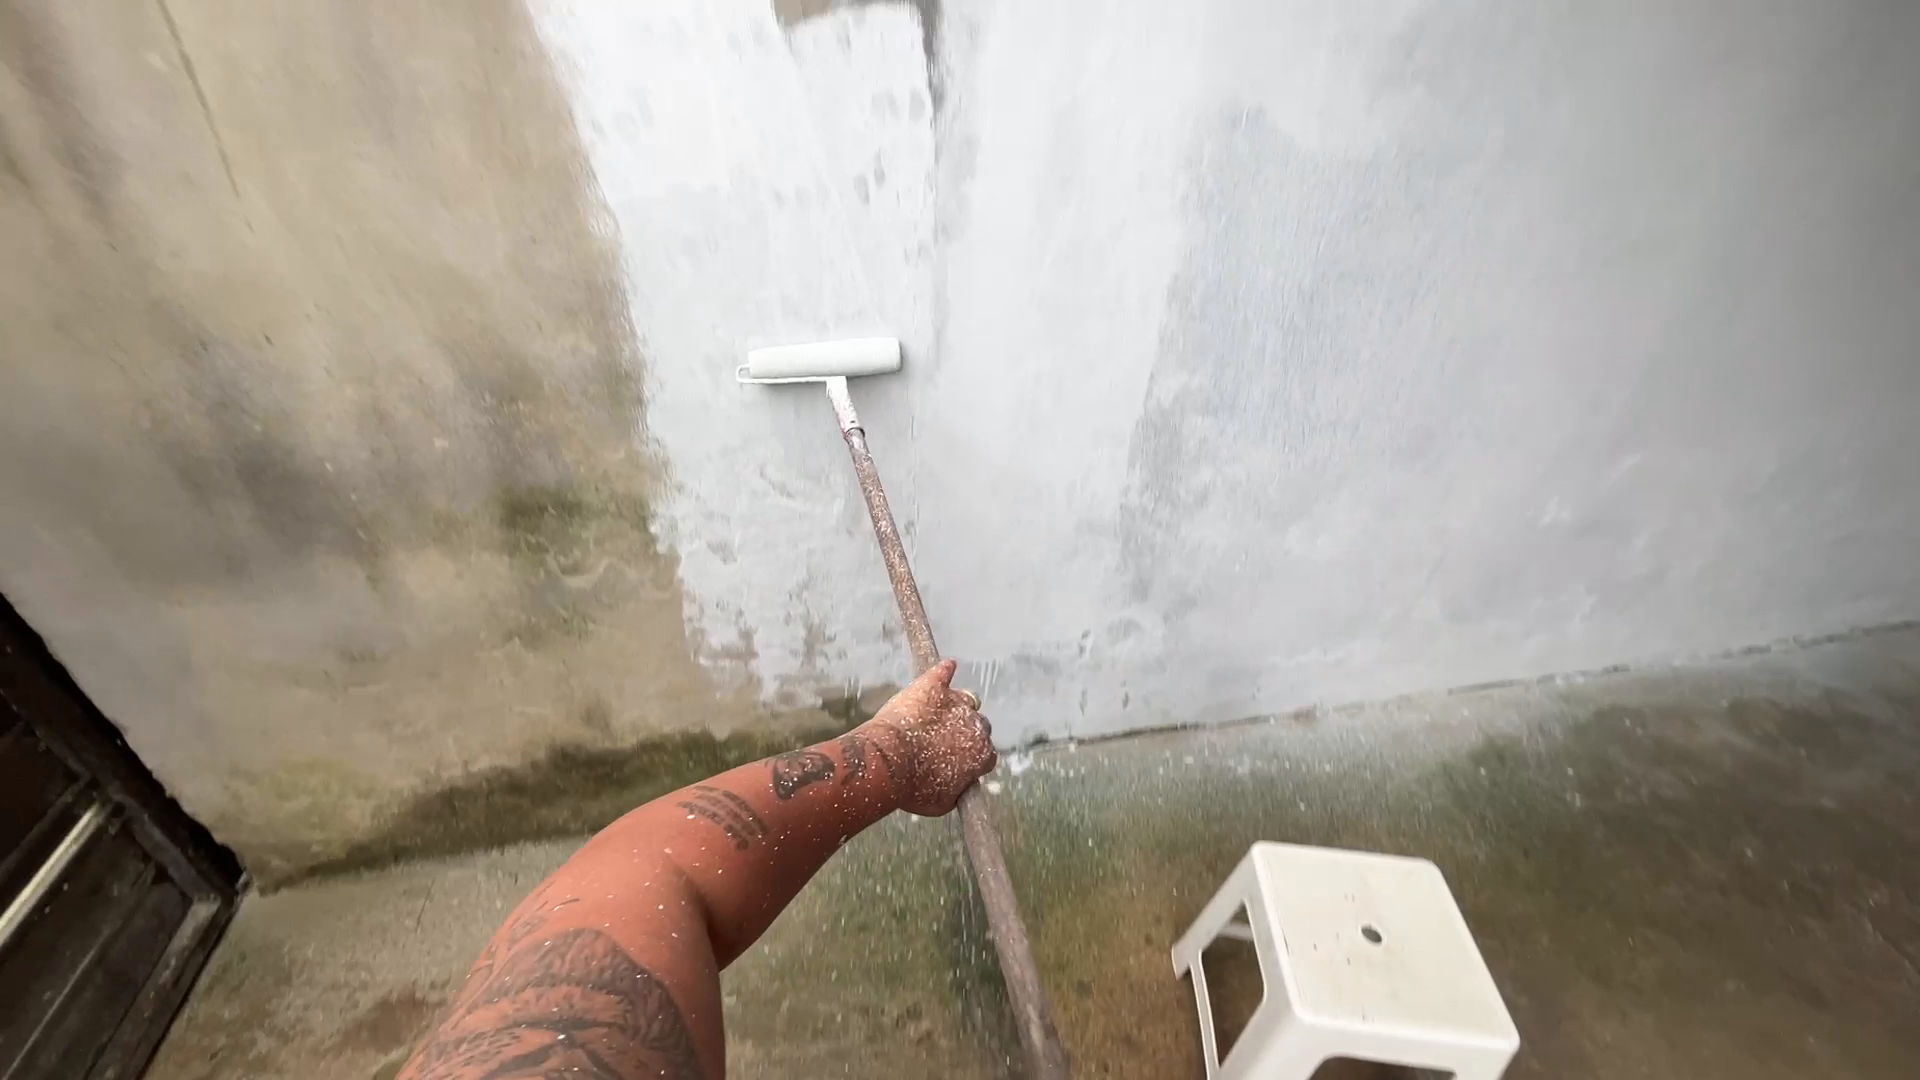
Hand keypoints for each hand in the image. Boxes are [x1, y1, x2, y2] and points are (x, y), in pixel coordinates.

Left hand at [861, 659, 996, 816]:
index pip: (986, 753)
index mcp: (982, 755)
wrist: (889, 763)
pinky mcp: (934, 685)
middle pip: (979, 724)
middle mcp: (977, 725)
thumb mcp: (942, 803)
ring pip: (966, 699)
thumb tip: (961, 787)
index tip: (956, 759)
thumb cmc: (913, 787)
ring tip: (935, 713)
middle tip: (940, 738)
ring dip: (956, 705)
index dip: (970, 756)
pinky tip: (946, 667)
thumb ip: (958, 789)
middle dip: (964, 731)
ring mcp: (956, 702)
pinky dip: (945, 670)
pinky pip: (945, 671)